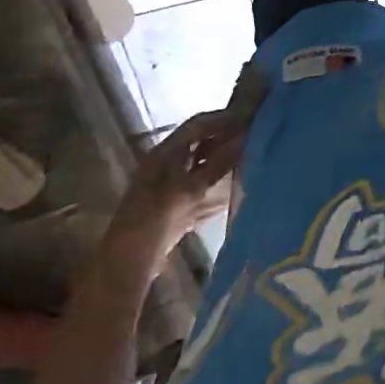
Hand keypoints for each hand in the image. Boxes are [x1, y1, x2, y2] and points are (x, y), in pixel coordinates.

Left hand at [104, 110, 246, 268]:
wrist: (128, 264)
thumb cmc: (154, 218)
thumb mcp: (189, 189)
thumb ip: (217, 164)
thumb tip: (244, 138)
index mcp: (163, 154)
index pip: (196, 126)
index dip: (222, 120)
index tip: (249, 119)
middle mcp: (166, 167)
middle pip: (200, 147)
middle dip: (226, 142)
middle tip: (256, 141)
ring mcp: (170, 191)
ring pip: (202, 170)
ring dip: (225, 166)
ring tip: (253, 163)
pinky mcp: (176, 211)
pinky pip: (202, 193)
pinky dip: (220, 190)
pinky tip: (238, 193)